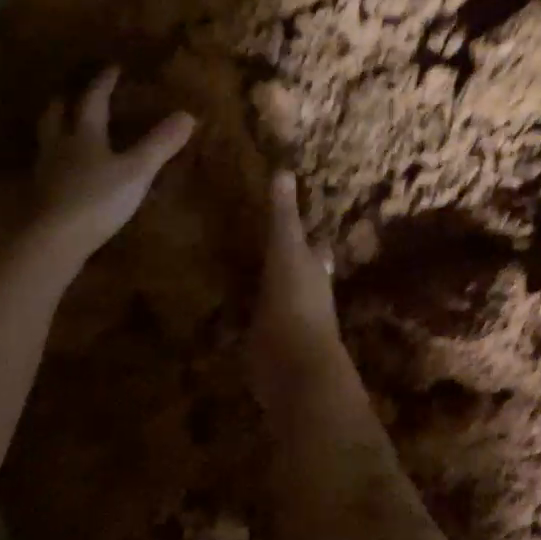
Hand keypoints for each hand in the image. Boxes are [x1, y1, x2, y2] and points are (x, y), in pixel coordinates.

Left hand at [33, 67, 195, 259]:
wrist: (51, 242)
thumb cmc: (95, 200)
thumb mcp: (136, 171)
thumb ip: (160, 144)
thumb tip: (188, 114)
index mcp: (83, 135)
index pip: (93, 100)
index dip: (103, 83)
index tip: (112, 68)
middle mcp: (59, 148)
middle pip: (56, 117)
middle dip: (65, 102)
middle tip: (70, 94)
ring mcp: (45, 174)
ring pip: (47, 143)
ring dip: (55, 132)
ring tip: (64, 130)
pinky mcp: (40, 200)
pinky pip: (47, 171)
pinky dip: (56, 164)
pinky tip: (63, 174)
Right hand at [249, 172, 351, 410]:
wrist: (296, 369)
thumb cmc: (295, 304)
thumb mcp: (286, 252)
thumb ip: (284, 216)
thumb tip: (284, 170)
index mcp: (313, 270)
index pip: (315, 246)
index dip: (309, 235)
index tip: (298, 223)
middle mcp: (307, 296)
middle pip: (301, 274)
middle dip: (289, 264)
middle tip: (265, 246)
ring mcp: (288, 324)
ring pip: (279, 300)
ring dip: (266, 290)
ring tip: (239, 275)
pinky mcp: (268, 349)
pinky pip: (257, 327)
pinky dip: (245, 319)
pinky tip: (226, 315)